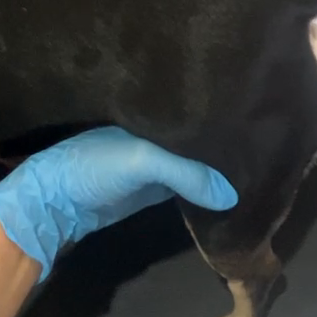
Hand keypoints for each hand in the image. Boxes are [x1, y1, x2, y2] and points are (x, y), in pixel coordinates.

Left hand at [0, 127, 236, 279]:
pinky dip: (200, 187)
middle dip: (221, 141)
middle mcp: (157, 131)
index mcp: (152, 112)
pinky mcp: (151, 188)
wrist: (54, 205)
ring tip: (253, 164)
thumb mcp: (144, 161)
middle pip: (196, 136)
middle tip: (262, 145)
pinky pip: (183, 185)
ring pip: (192, 161)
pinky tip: (226, 187)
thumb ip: (187, 174)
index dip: (220, 115)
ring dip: (214, 166)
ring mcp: (154, 161)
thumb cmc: (96, 166)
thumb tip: (233, 197)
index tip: (255, 119)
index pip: (195, 110)